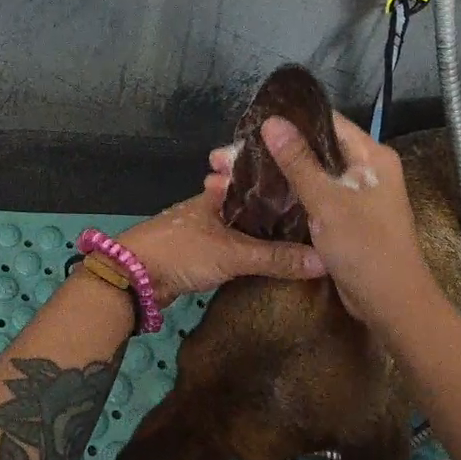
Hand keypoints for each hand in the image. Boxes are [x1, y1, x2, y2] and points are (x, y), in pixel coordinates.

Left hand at [120, 179, 325, 305]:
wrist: (135, 277)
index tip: (316, 191)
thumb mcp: (232, 253)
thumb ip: (275, 257)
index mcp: (218, 194)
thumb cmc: (181, 251)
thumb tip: (325, 261)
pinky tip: (277, 263)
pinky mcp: (202, 254)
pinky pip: (237, 250)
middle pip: (253, 207)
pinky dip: (254, 255)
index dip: (285, 186)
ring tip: (307, 243)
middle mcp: (213, 207)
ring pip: (245, 229)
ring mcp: (206, 230)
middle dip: (280, 214)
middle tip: (320, 224)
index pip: (258, 182)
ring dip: (267, 236)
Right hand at [248, 112, 440, 323]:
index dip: (293, 117)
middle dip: (282, 146)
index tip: (255, 119)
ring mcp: (356, 193)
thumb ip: (298, 161)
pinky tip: (263, 191)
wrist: (391, 305)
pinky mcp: (345, 215)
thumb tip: (271, 121)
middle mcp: (366, 168)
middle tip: (240, 145)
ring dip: (284, 169)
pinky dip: (293, 191)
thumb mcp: (327, 202)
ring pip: (314, 171)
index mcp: (372, 156)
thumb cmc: (366, 248)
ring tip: (244, 165)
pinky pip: (315, 193)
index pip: (328, 121)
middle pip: (319, 145)